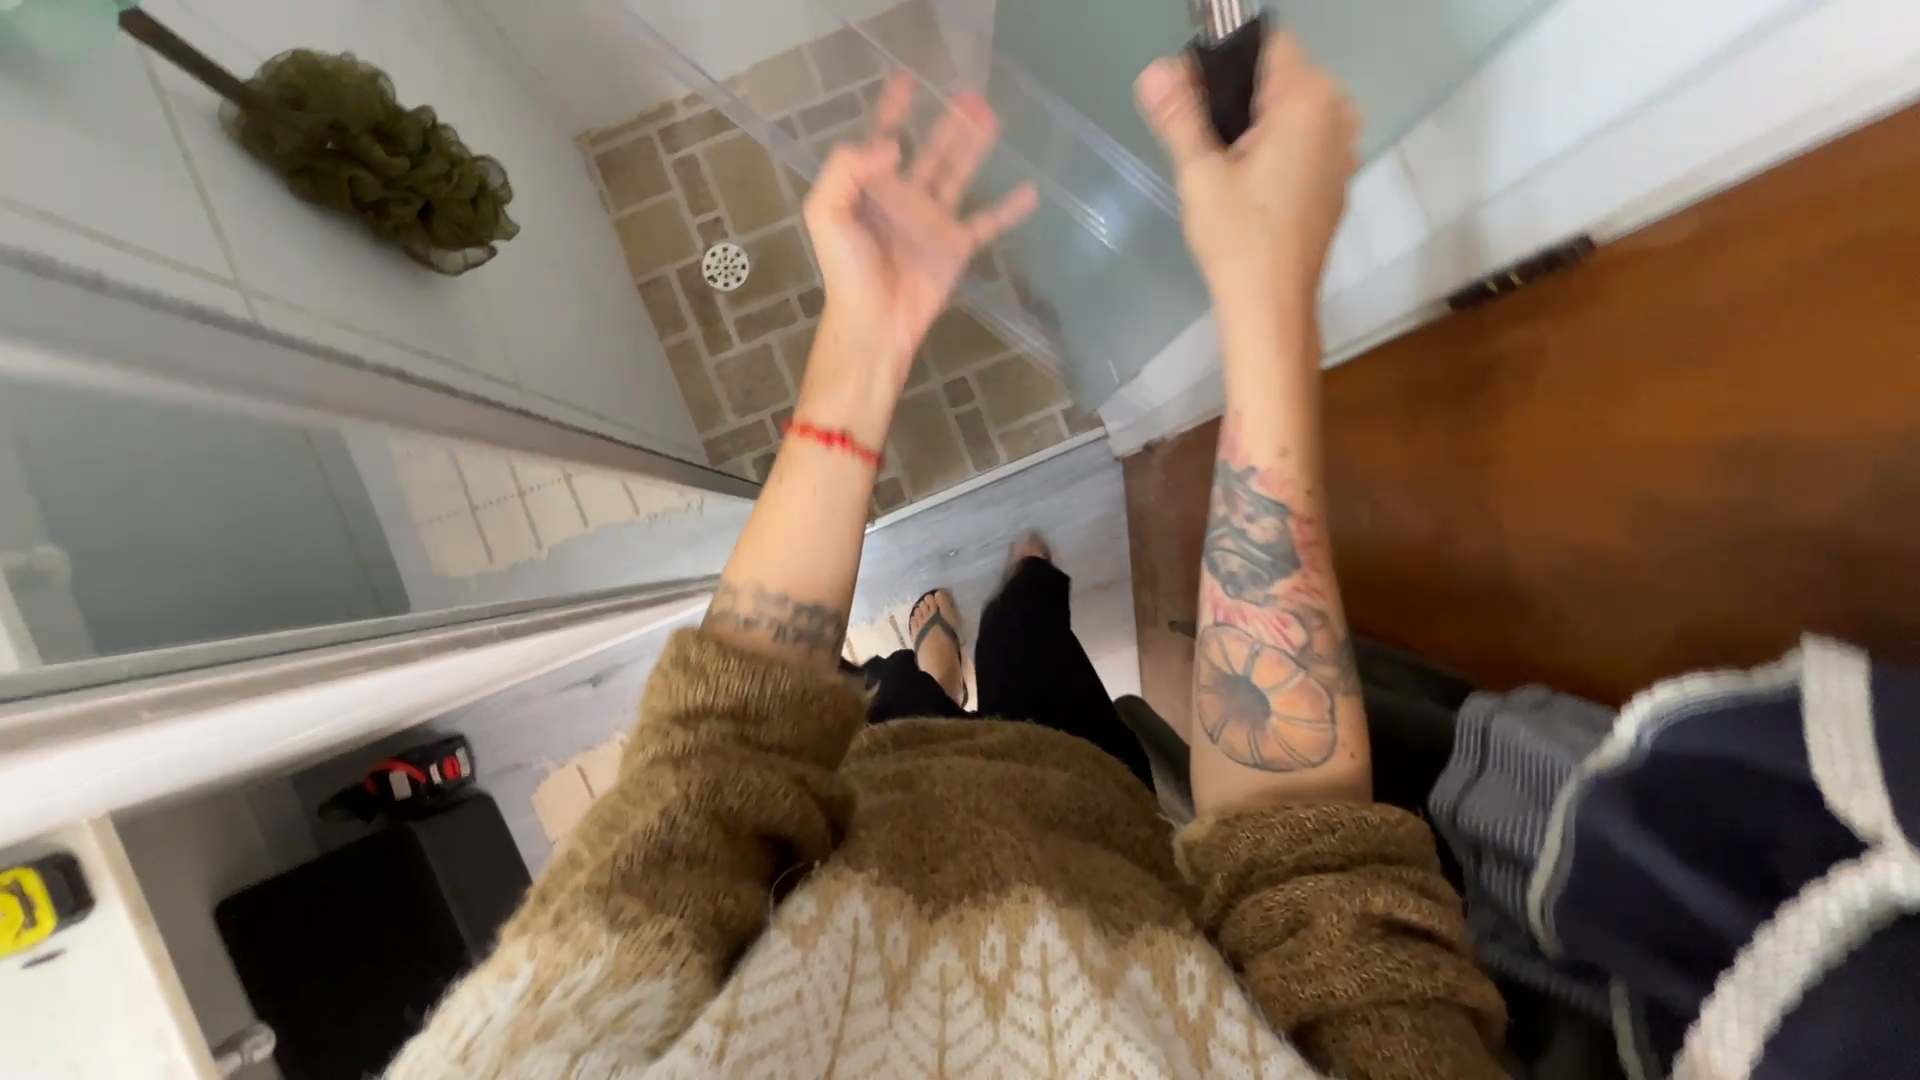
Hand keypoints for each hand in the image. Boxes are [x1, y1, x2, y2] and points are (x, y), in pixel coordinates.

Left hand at [803, 74, 1038, 403]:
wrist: (875, 319)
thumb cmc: (847, 270)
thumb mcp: (826, 213)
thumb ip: (847, 169)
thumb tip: (893, 146)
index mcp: (873, 188)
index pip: (884, 139)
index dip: (894, 109)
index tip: (907, 78)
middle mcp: (906, 198)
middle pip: (931, 150)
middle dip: (948, 122)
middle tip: (969, 93)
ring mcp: (934, 221)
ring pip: (960, 175)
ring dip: (976, 148)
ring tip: (994, 118)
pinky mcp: (957, 247)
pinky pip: (987, 223)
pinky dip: (1009, 209)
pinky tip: (1030, 190)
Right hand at [1135, 35, 1358, 327]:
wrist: (1271, 307)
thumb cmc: (1236, 240)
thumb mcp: (1200, 174)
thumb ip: (1179, 115)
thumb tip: (1153, 70)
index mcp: (1308, 99)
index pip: (1265, 45)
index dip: (1222, 67)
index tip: (1194, 109)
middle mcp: (1338, 113)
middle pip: (1278, 79)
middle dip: (1238, 103)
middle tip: (1206, 153)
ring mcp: (1343, 148)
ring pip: (1290, 115)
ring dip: (1255, 131)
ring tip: (1224, 175)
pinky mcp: (1337, 180)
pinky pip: (1302, 145)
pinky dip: (1275, 155)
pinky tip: (1250, 194)